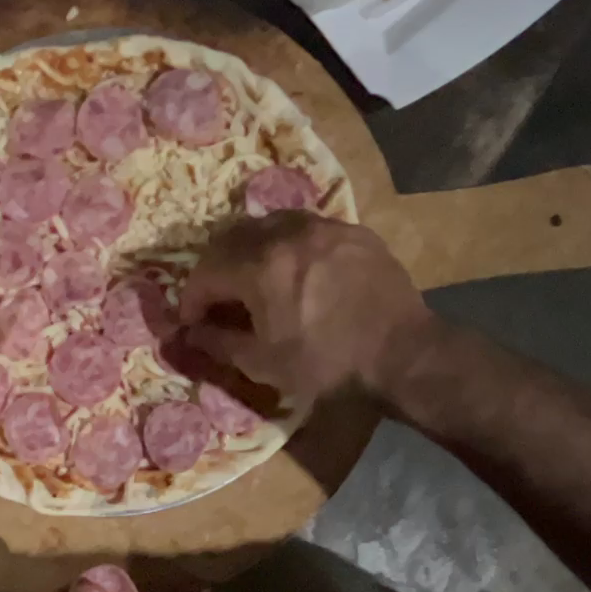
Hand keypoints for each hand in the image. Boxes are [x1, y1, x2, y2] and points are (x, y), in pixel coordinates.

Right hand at [178, 212, 438, 399]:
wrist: (401, 354)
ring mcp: (324, 228)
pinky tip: (294, 272)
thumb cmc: (326, 365)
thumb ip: (218, 343)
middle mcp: (287, 235)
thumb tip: (189, 333)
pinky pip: (305, 228)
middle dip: (215, 269)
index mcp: (260, 267)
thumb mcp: (263, 363)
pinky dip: (286, 245)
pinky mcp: (352, 232)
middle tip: (216, 299)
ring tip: (252, 280)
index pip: (206, 272)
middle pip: (231, 238)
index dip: (190, 299)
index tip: (191, 322)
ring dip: (249, 250)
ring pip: (269, 225)